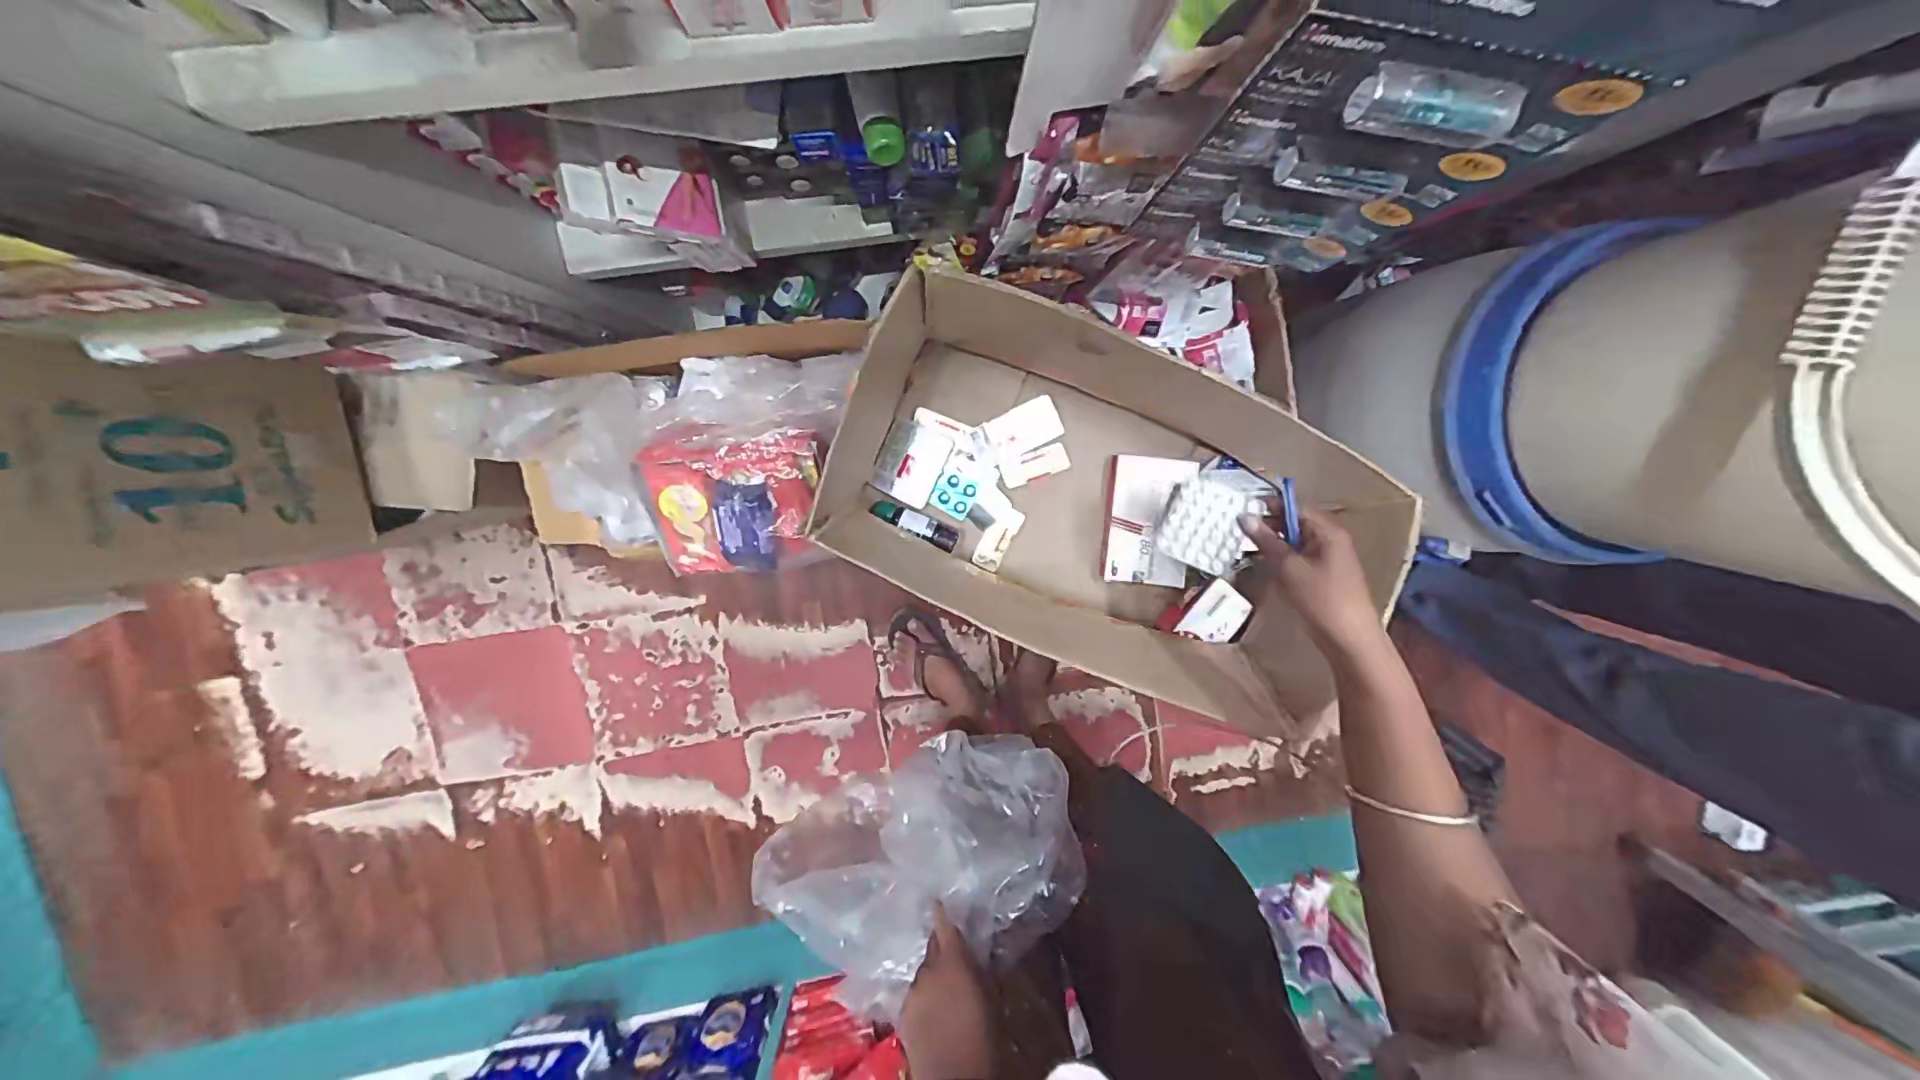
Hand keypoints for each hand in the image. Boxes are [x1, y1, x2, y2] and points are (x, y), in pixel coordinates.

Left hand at [897, 908, 993, 1078]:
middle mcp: (928, 970)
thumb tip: (977, 953)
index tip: (936, 898)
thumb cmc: (982, 1040)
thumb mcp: (991, 1000)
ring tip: (946, 991)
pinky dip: (924, 995)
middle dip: (942, 947)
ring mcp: (912, 992)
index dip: (940, 912)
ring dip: (933, 974)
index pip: (943, 926)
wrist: (951, 1079)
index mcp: (953, 962)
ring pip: (924, 972)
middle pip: (933, 948)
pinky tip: (934, 1011)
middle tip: (954, 955)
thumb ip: (981, 971)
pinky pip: (915, 993)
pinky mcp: (902, 1013)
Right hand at [1240, 508, 1382, 652]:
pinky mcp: (1323, 578)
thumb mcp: (1289, 568)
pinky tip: (1266, 570)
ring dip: (1273, 546)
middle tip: (1240, 533)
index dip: (1271, 506)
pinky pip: (1299, 561)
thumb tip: (1245, 517)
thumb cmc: (1322, 599)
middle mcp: (1331, 542)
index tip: (1244, 510)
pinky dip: (1282, 562)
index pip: (1297, 508)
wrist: (1349, 639)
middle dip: (1269, 527)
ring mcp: (1329, 560)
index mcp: (1329, 533)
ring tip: (1247, 550)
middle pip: (1296, 525)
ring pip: (1295, 544)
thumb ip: (1266, 541)